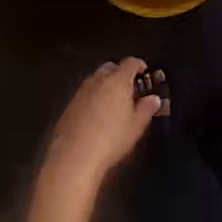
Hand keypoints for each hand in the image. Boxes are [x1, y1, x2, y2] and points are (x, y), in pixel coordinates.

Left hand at [43, 58, 159, 188]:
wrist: (74, 158)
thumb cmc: (110, 139)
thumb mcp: (137, 125)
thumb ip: (147, 108)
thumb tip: (153, 99)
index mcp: (117, 81)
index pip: (130, 63)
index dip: (139, 65)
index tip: (143, 72)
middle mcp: (97, 82)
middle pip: (110, 68)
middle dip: (120, 73)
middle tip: (129, 88)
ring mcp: (80, 94)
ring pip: (95, 81)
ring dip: (105, 86)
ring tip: (114, 103)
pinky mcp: (68, 107)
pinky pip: (84, 95)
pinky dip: (93, 99)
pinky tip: (97, 116)